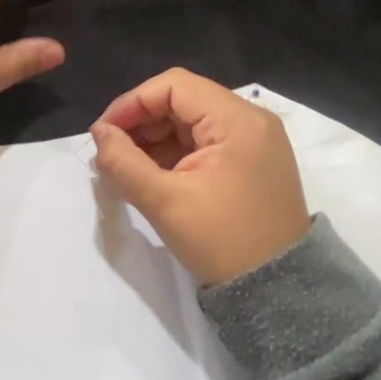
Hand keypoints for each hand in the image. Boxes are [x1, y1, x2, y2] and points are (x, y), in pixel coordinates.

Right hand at [90, 68, 309, 285]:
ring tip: (125, 167)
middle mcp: (251, 120)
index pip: (173, 86)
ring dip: (154, 138)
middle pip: (182, 100)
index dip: (131, 103)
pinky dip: (174, 152)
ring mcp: (255, 141)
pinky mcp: (252, 161)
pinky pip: (204, 141)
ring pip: (190, 120)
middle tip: (110, 153)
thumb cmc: (223, 242)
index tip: (103, 134)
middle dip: (140, 122)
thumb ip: (123, 161)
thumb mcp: (164, 202)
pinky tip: (151, 175)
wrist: (280, 293)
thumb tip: (99, 133)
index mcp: (237, 121)